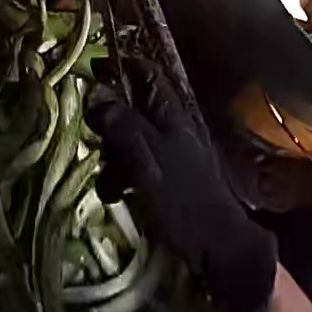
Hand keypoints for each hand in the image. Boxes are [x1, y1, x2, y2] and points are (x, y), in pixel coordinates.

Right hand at [88, 62, 277, 311]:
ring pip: (133, 137)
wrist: (219, 247)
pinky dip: (124, 175)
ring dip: (114, 154)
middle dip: (110, 119)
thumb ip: (121, 124)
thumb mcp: (146, 158)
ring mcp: (173, 152)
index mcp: (170, 113)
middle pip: (133, 106)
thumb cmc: (183, 197)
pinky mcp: (170, 178)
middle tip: (92, 134)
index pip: (146, 73)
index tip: (94, 67)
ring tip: (106, 179)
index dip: (121, 65)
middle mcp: (172, 125)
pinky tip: (117, 195)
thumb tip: (94, 92)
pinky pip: (138, 165)